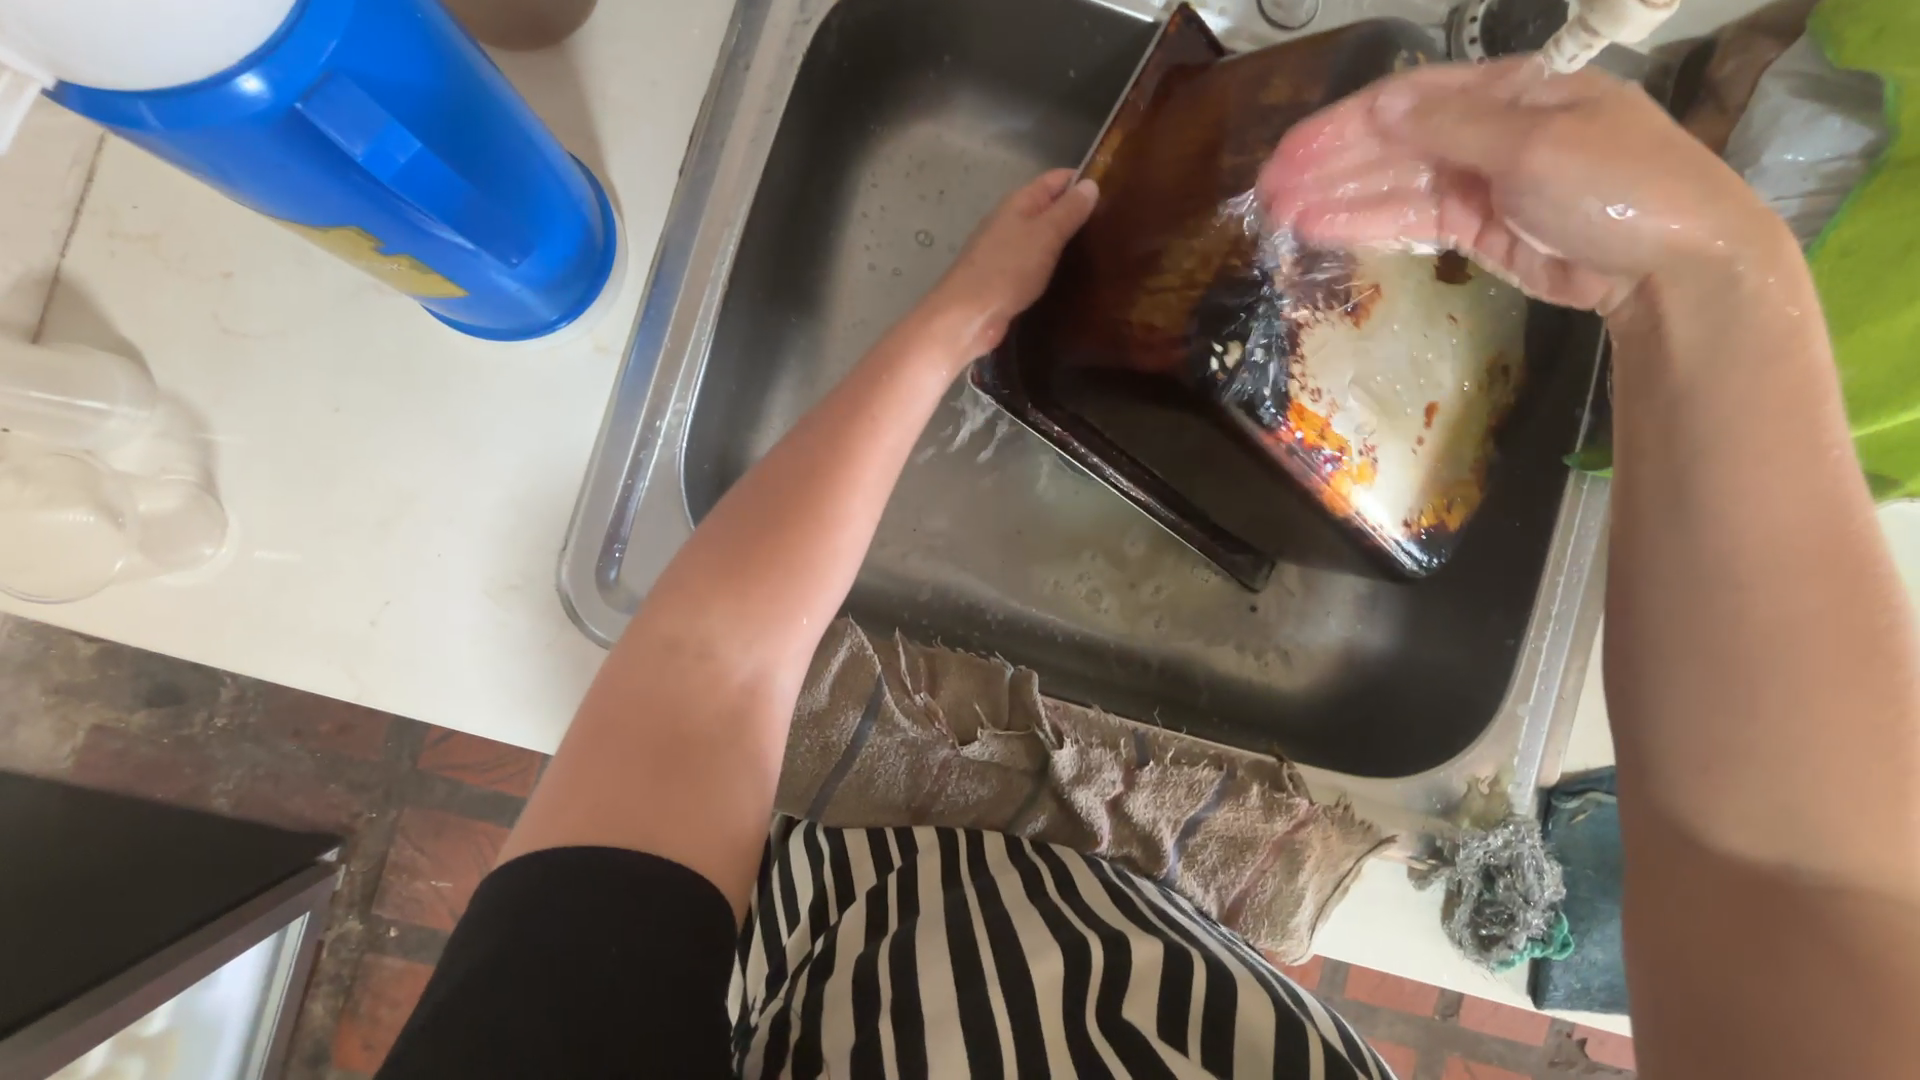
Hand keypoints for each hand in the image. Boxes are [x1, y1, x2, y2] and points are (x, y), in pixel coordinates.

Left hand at [927, 169, 1098, 359]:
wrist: (967, 316)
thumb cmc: (1006, 270)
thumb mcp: (1043, 235)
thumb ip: (1067, 211)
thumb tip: (1091, 184)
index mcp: (1018, 204)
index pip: (1055, 180)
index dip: (1082, 180)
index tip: (1114, 190)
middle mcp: (1010, 224)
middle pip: (1048, 210)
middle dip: (1077, 214)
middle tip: (1115, 225)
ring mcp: (1006, 254)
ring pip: (1042, 240)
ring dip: (1066, 243)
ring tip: (1102, 251)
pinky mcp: (1006, 282)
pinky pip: (1035, 267)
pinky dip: (1053, 267)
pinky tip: (1073, 277)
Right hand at [1256, 59, 1787, 314]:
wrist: (1670, 264)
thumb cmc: (1616, 187)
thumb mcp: (1535, 146)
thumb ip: (1452, 126)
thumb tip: (1380, 105)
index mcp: (1508, 93)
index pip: (1406, 104)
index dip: (1339, 129)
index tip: (1286, 156)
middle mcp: (1486, 132)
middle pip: (1389, 145)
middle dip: (1326, 167)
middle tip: (1265, 193)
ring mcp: (1478, 182)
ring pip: (1391, 186)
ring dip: (1335, 199)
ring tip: (1280, 217)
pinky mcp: (1473, 228)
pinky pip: (1408, 221)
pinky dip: (1365, 225)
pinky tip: (1322, 230)